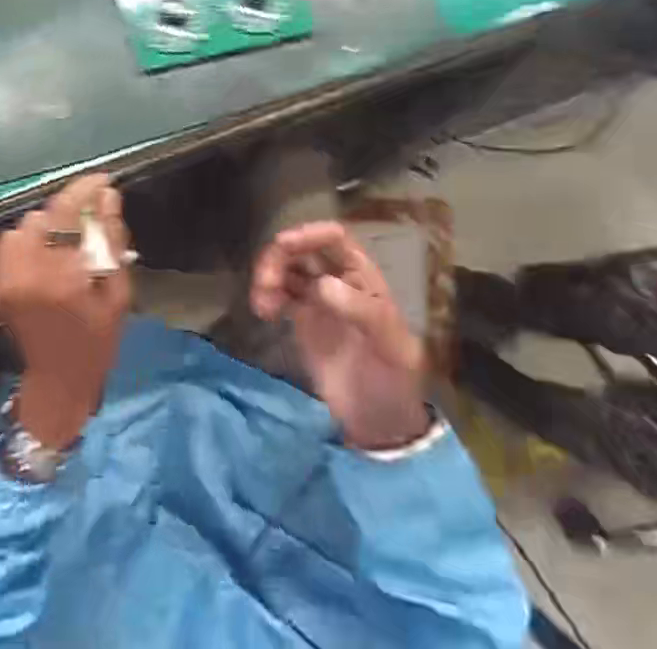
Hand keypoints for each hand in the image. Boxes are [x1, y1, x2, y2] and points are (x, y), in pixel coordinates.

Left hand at [0, 174, 130, 448]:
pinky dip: (31, 239)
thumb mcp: (118, 294)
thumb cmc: (98, 342)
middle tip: (93, 214)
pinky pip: (11, 244)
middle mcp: (26, 273)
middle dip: (69, 209)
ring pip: (24, 226)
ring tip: (71, 237)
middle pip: (44, 216)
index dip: (84, 191)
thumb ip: (112, 242)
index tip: (103, 181)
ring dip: (49, 224)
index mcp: (61, 279)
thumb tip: (109, 197)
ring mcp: (7, 279)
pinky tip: (50, 252)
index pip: (67, 215)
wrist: (58, 381)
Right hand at [251, 222, 429, 450]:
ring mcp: (318, 301)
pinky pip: (279, 294)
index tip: (283, 243)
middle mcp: (339, 282)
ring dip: (268, 275)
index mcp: (365, 280)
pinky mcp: (301, 320)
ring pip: (286, 269)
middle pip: (302, 250)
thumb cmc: (394, 383)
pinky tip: (264, 313)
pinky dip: (266, 296)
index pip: (336, 239)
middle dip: (278, 257)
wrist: (379, 423)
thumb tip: (322, 285)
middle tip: (265, 281)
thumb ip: (363, 314)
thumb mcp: (391, 349)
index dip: (310, 233)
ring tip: (262, 303)